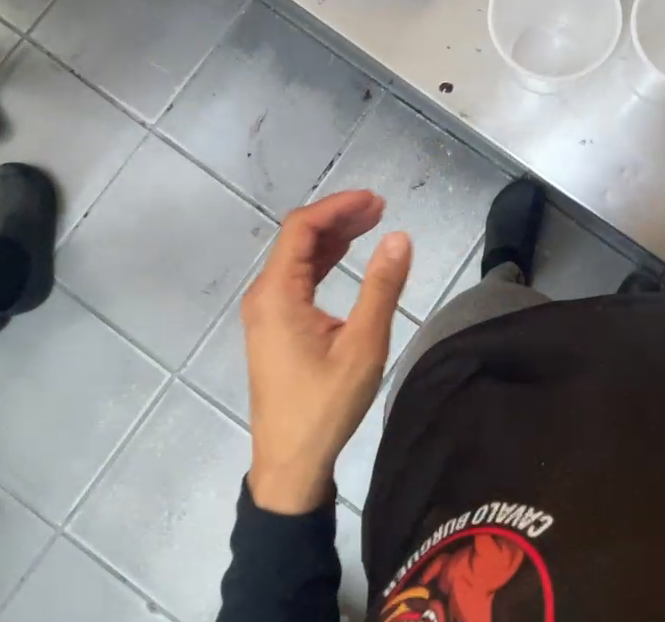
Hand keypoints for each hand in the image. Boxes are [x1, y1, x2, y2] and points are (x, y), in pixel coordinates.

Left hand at [241, 190, 410, 513]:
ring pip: (298, 258)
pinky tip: (348, 256)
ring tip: (373, 224)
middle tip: (381, 208)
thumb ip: (381, 287)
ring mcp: (266, 312)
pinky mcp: (275, 327)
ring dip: (333, 237)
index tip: (377, 201)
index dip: (338, 207)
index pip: (302, 229)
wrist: (291, 463)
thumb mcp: (363, 344)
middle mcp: (264, 295)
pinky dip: (324, 261)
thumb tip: (399, 238)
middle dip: (339, 217)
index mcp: (277, 294)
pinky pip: (297, 279)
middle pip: (297, 238)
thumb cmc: (325, 404)